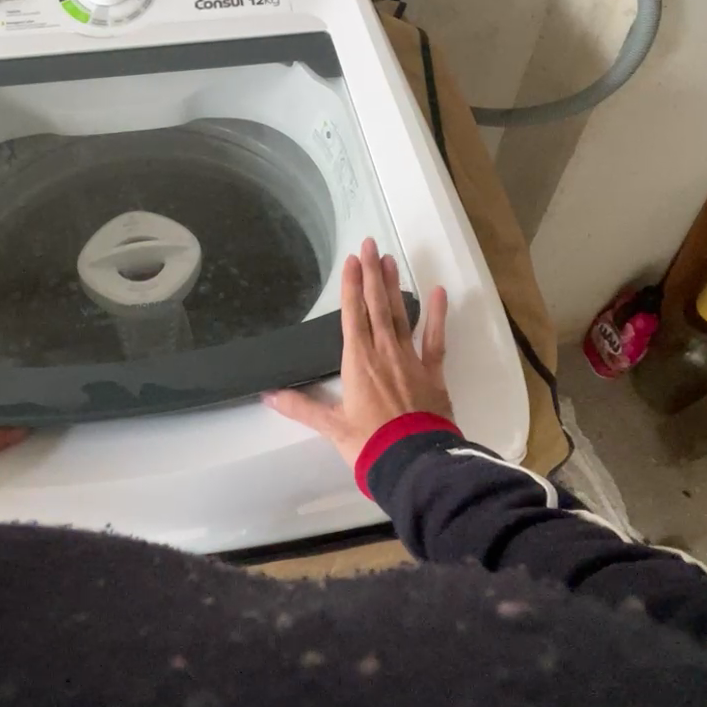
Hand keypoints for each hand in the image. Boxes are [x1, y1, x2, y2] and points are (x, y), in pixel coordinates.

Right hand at [264, 238, 451, 465]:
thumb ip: (301, 407)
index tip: (352, 259)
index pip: (352, 314)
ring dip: (395, 287)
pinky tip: (439, 293)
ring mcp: (410, 360)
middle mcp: (384, 352)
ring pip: (401, 315)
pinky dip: (437, 316)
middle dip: (372, 274)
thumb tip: (268, 395)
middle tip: (371, 243)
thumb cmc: (369, 444)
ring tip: (391, 259)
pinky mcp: (432, 373)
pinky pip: (435, 339)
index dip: (351, 285)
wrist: (414, 463)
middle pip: (376, 306)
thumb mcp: (331, 427)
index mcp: (357, 361)